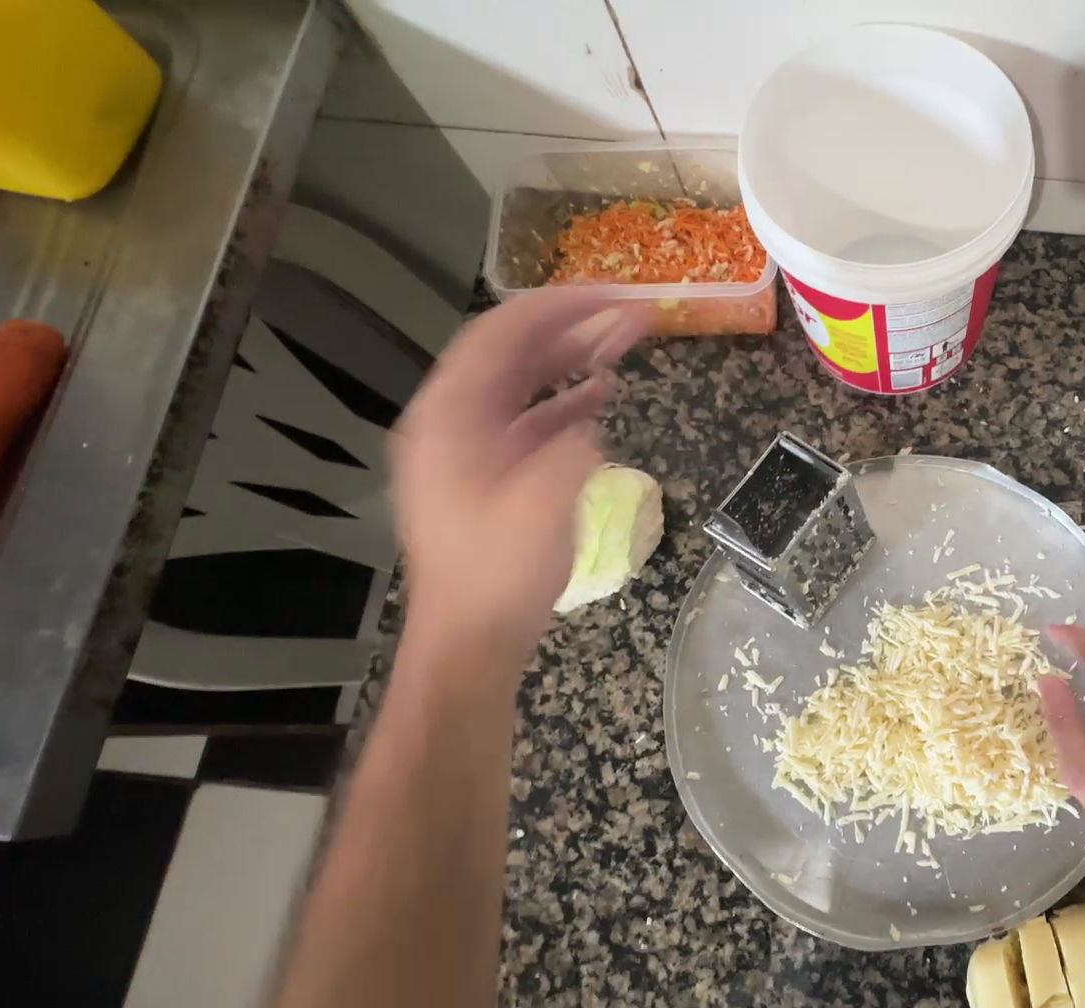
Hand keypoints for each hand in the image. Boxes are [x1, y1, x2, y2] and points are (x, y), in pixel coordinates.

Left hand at [390, 289, 647, 660]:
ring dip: (574, 359)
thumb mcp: (541, 505)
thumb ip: (570, 447)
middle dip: (575, 326)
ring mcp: (475, 446)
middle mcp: (456, 420)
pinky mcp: (496, 472)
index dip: (559, 306)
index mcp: (451, 416)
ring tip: (626, 343)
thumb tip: (586, 420)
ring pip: (526, 383)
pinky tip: (604, 395)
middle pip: (515, 352)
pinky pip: (533, 419)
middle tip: (633, 315)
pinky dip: (568, 401)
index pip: (503, 334)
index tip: (612, 294)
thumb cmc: (498, 574)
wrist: (473, 635)